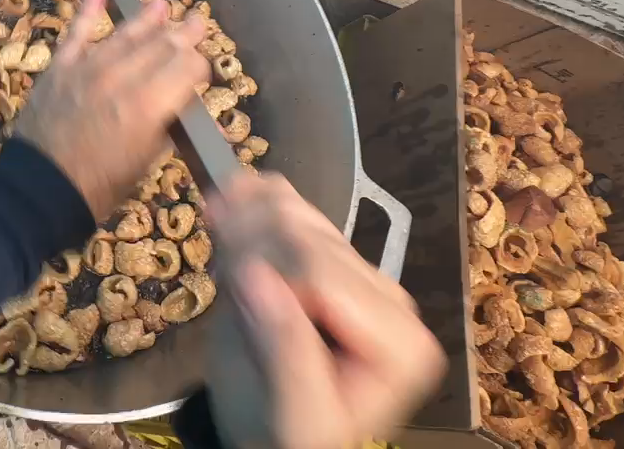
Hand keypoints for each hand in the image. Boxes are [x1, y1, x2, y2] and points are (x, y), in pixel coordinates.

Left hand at [13, 0, 208, 217]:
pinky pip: (77, 32)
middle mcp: (122, 77)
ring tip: (162, 5)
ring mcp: (88, 67)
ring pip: (125, 35)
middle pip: (160, 46)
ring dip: (146, 19)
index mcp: (149, 105)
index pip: (186, 67)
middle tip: (198, 22)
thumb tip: (186, 110)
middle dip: (182, 35)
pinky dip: (88, 9)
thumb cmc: (100, 187)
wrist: (39, 188)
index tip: (202, 71)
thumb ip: (166, 127)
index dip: (200, 65)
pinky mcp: (60, 66)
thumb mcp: (145, 163)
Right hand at [206, 173, 443, 448]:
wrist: (267, 426)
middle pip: (303, 236)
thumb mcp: (290, 413)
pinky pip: (287, 199)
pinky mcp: (329, 248)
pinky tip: (226, 208)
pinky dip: (248, 198)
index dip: (265, 272)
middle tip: (224, 280)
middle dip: (250, 248)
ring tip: (225, 263)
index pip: (319, 272)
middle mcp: (391, 298)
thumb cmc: (282, 431)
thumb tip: (254, 275)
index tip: (233, 292)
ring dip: (244, 224)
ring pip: (292, 210)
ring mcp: (359, 268)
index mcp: (399, 344)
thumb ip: (285, 350)